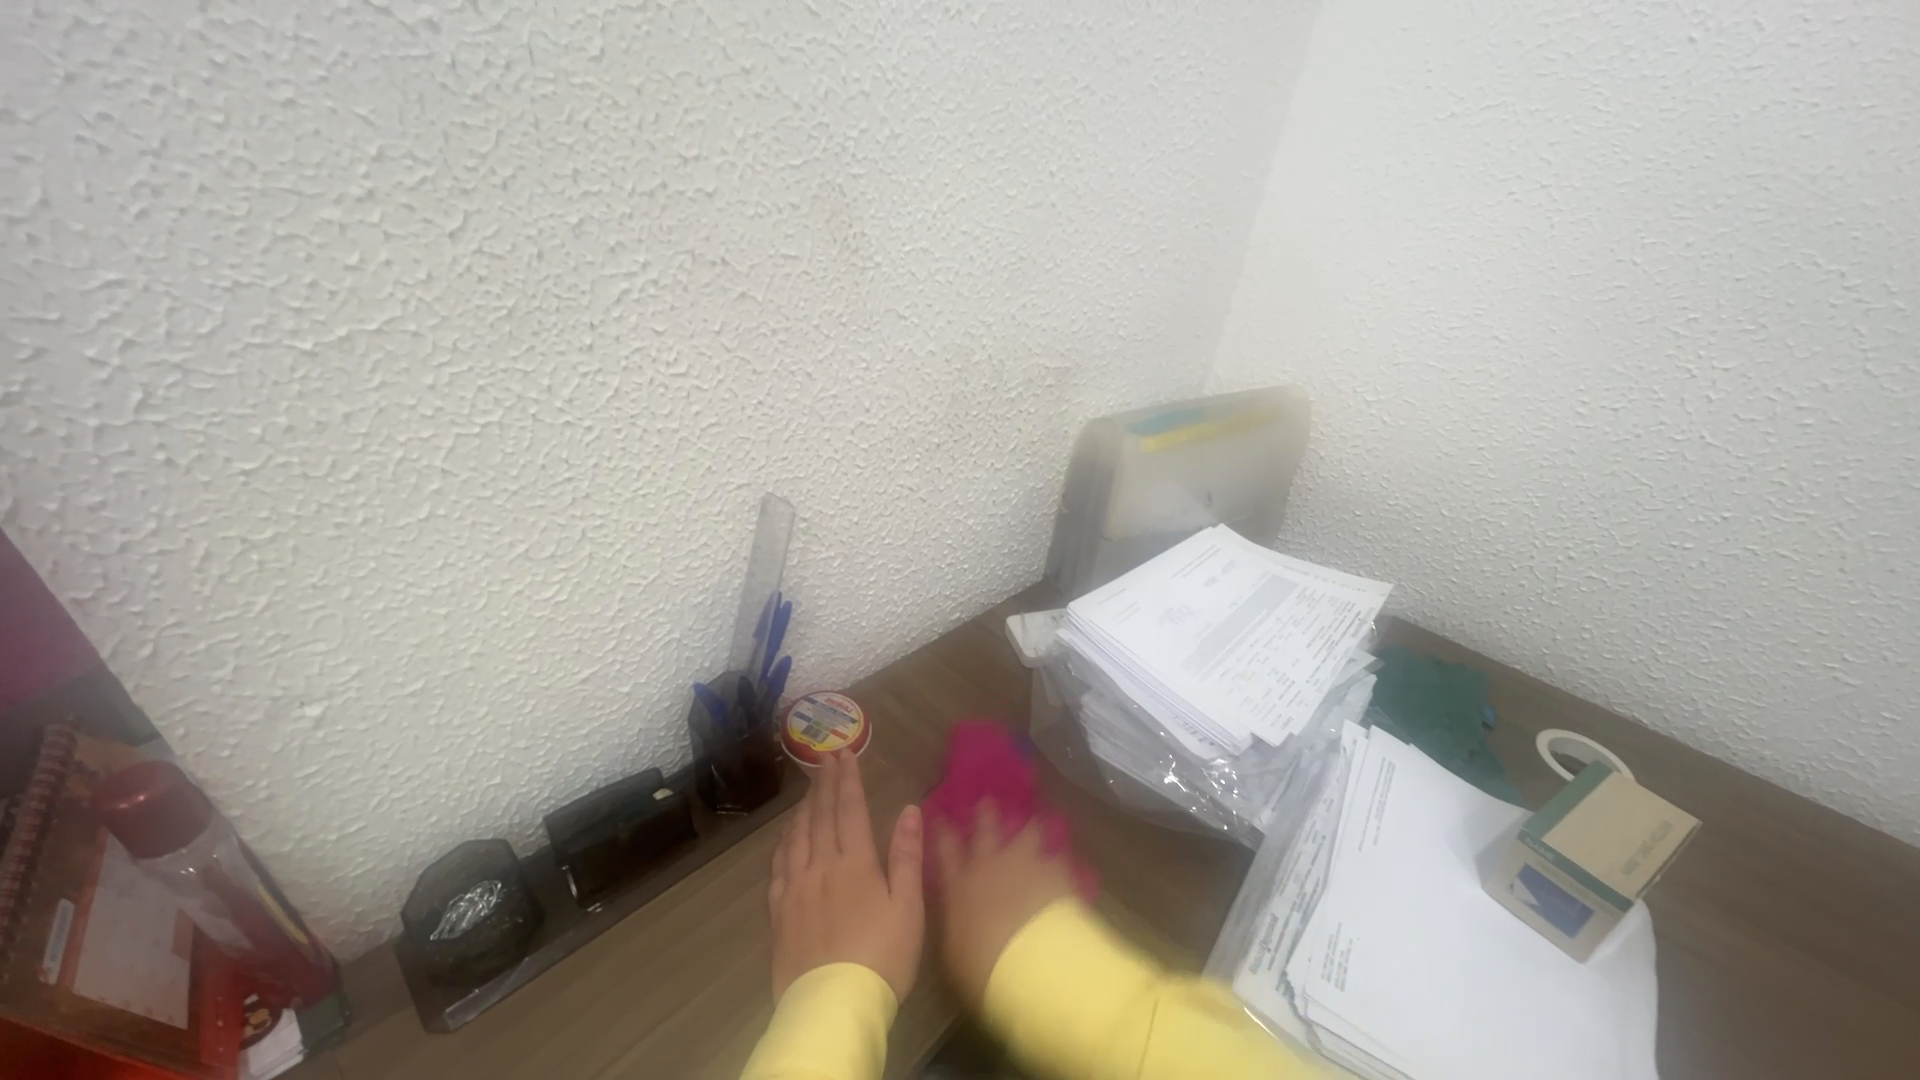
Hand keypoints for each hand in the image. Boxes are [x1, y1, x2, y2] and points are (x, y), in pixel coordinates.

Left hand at [769, 751, 924, 1002]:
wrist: (833, 1005)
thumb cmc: (882, 956)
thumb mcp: (908, 907)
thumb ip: (907, 856)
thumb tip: (909, 810)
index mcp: (855, 862)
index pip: (850, 808)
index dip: (848, 779)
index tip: (844, 754)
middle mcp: (821, 865)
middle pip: (821, 815)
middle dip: (824, 784)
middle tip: (824, 759)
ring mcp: (795, 888)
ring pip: (797, 836)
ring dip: (803, 808)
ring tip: (808, 791)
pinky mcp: (779, 911)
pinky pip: (779, 865)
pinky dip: (784, 842)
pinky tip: (786, 838)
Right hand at [932, 800, 1075, 1007]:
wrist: (1033, 963)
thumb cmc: (984, 968)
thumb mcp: (956, 953)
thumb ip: (956, 929)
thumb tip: (957, 921)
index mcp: (959, 887)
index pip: (946, 852)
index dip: (943, 833)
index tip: (942, 816)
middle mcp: (989, 867)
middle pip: (984, 831)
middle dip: (984, 814)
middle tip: (986, 800)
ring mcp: (1024, 864)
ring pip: (1025, 833)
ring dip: (1028, 824)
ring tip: (1033, 815)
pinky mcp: (1056, 871)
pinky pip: (1058, 853)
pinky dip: (1060, 849)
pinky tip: (1065, 847)